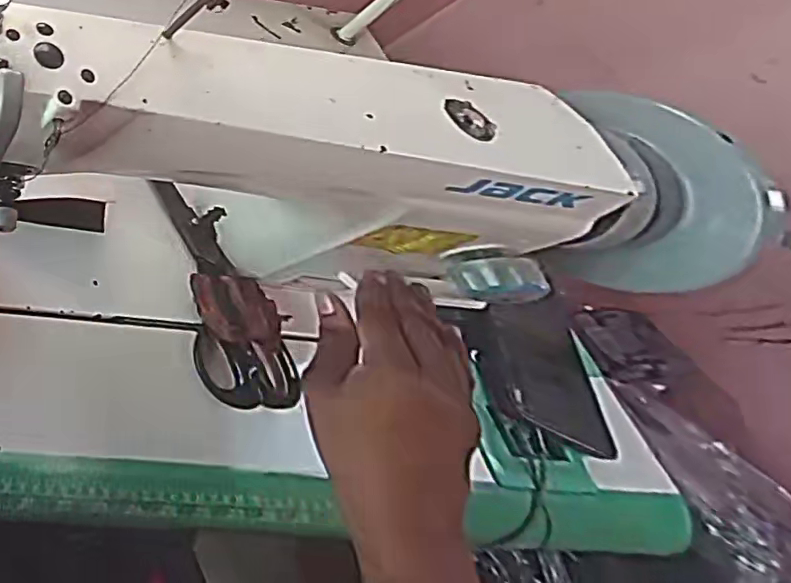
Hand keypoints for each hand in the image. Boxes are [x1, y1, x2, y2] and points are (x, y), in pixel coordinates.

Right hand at [306, 272, 480, 582]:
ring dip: (428, 314)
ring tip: (417, 296)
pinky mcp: (467, 417)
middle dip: (401, 297)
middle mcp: (429, 379)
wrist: (401, 515)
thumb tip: (333, 311)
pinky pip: (460, 365)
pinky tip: (445, 334)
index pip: (381, 316)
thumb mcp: (323, 395)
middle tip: (390, 277)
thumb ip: (331, 346)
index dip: (372, 291)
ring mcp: (453, 398)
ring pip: (443, 342)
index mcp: (389, 369)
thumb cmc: (355, 459)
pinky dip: (450, 342)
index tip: (366, 276)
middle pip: (416, 324)